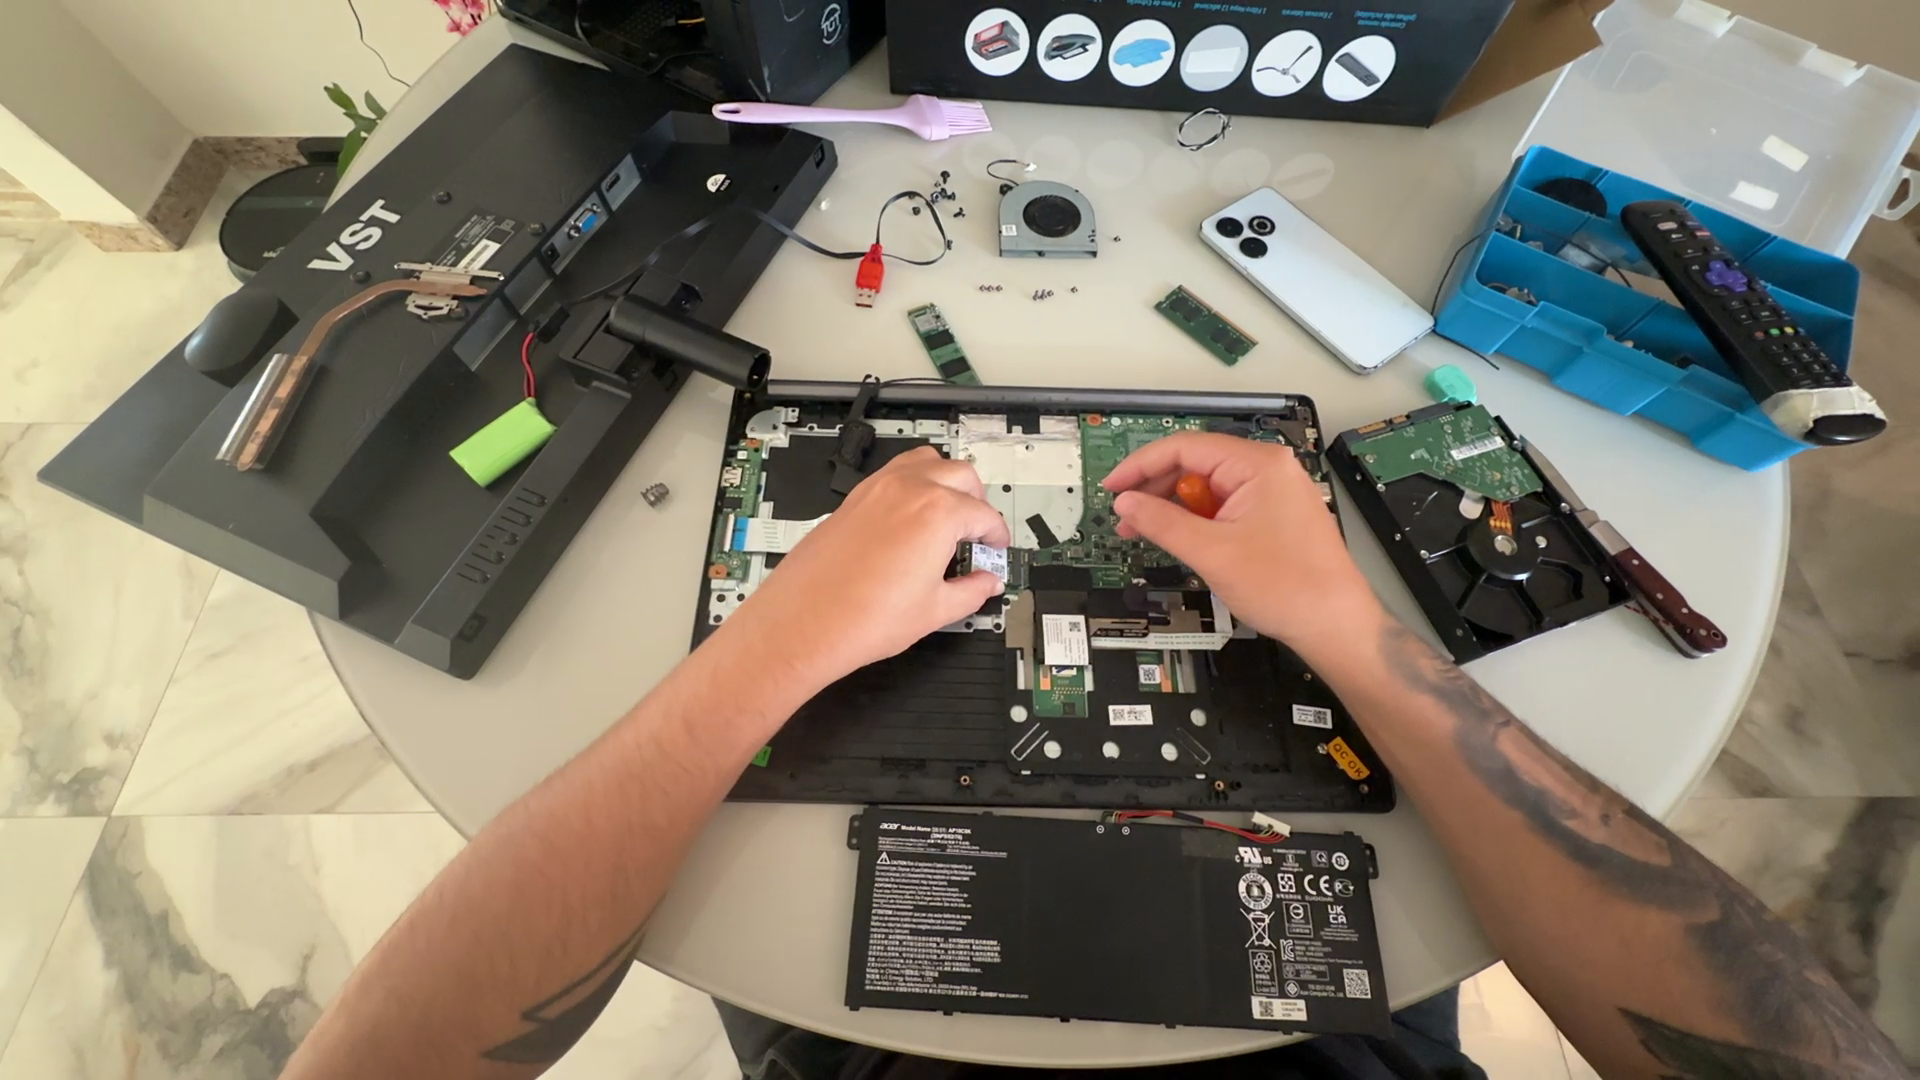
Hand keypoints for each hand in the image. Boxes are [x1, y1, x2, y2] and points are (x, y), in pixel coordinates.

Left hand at [717, 447, 1010, 691]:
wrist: (803, 624)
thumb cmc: (860, 618)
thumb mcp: (935, 611)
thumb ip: (972, 591)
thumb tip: (986, 583)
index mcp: (938, 513)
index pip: (985, 514)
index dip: (997, 536)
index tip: (996, 549)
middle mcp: (909, 490)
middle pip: (962, 475)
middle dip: (978, 502)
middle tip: (978, 534)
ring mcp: (878, 488)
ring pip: (927, 461)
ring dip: (946, 480)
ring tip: (949, 514)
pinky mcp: (854, 498)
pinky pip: (894, 473)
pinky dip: (913, 483)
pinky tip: (912, 517)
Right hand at [1103, 433, 1381, 661]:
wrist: (1335, 625)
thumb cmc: (1283, 586)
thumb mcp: (1211, 552)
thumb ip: (1161, 522)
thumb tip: (1124, 503)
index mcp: (1257, 464)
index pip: (1184, 448)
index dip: (1140, 466)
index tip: (1111, 488)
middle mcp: (1267, 469)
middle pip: (1194, 465)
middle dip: (1154, 489)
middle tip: (1123, 518)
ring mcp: (1271, 492)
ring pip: (1205, 488)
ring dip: (1171, 508)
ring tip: (1142, 532)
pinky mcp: (1272, 515)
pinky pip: (1222, 507)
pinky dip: (1195, 521)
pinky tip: (1175, 538)